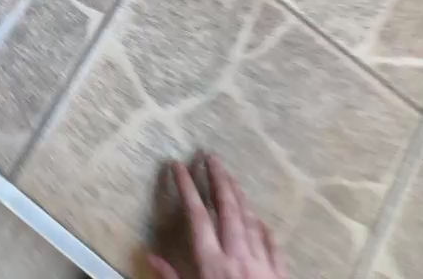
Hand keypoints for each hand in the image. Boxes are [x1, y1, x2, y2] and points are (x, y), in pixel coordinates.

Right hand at [148, 155, 287, 278]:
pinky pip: (274, 248)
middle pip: (227, 209)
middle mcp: (237, 257)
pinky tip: (261, 221)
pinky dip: (265, 230)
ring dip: (240, 197)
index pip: (196, 214)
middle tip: (210, 156)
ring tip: (231, 177)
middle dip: (218, 179)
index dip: (186, 186)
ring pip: (251, 222)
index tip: (177, 165)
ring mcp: (263, 266)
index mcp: (212, 262)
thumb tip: (148, 254)